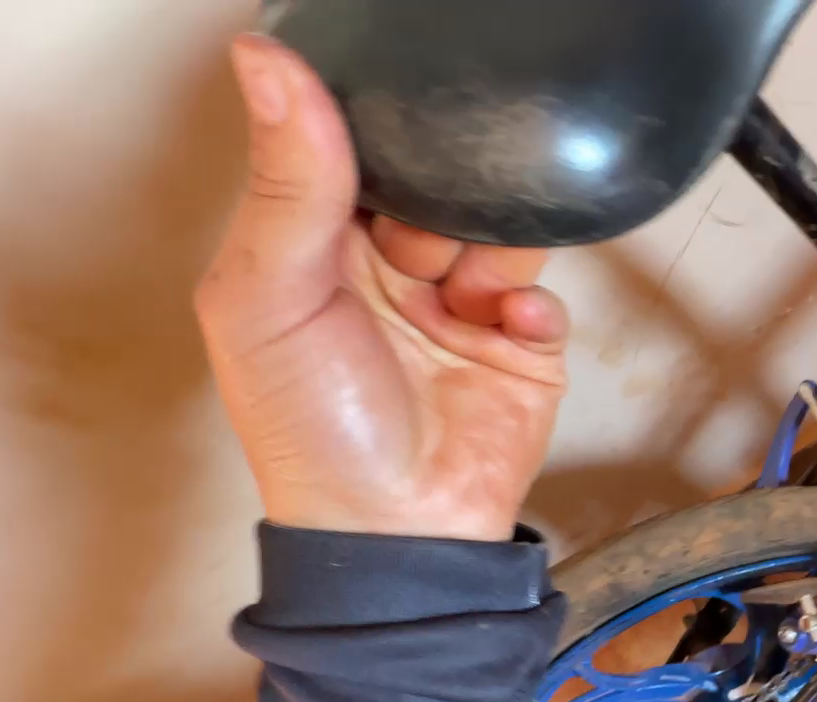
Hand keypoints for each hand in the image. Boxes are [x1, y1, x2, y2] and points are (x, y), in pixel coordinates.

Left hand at [195, 35, 569, 541]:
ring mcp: (467, 315)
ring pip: (503, 243)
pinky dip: (536, 310)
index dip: (378, 144)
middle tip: (426, 252)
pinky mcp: (525, 354)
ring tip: (476, 296)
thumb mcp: (273, 296)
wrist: (403, 523)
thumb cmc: (315, 425)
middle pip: (442, 198)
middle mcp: (397, 276)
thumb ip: (291, 190)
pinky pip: (546, 305)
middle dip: (446, 212)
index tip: (401, 132)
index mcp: (321, 252)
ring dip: (495, 259)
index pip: (355, 163)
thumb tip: (271, 64)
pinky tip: (514, 328)